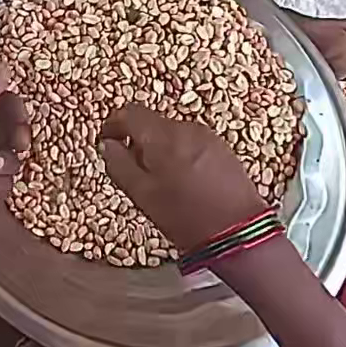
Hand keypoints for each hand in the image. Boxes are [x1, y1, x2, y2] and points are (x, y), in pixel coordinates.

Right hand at [98, 104, 266, 251]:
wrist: (239, 234)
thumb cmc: (184, 216)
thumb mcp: (141, 193)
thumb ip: (118, 164)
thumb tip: (108, 145)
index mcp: (162, 136)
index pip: (129, 112)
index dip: (113, 124)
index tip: (106, 139)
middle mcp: (186, 128)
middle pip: (152, 123)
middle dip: (138, 140)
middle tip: (131, 168)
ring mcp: (208, 138)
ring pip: (172, 134)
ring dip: (159, 148)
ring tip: (159, 179)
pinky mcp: (223, 150)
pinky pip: (191, 143)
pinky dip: (179, 154)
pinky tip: (182, 181)